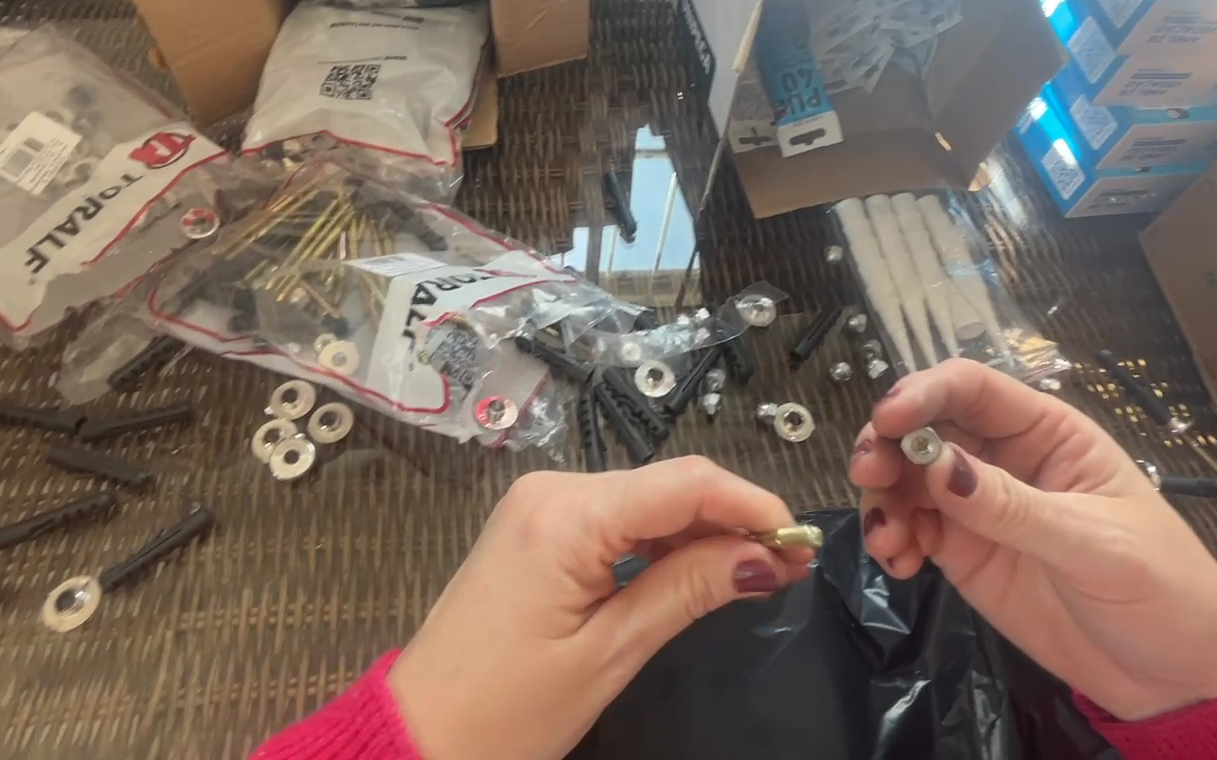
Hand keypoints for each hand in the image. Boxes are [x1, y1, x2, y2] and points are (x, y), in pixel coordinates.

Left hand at [388, 456, 812, 759]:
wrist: (417, 734)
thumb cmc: (508, 709)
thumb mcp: (610, 653)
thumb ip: (688, 589)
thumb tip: (764, 557)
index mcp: (567, 511)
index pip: (682, 483)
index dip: (749, 504)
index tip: (798, 542)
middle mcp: (555, 486)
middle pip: (665, 485)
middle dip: (729, 519)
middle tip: (785, 565)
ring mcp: (543, 501)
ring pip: (645, 498)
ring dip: (699, 530)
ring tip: (753, 570)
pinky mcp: (540, 521)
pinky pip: (616, 515)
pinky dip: (660, 538)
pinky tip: (695, 566)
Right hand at [848, 359, 1216, 721]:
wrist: (1178, 680)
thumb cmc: (1164, 591)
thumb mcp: (1096, 546)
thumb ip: (1013, 506)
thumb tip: (936, 466)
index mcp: (1043, 432)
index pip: (970, 388)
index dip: (923, 392)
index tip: (888, 420)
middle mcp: (999, 455)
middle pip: (923, 426)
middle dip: (886, 443)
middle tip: (867, 475)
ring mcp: (973, 502)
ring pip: (904, 474)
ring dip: (880, 496)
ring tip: (886, 539)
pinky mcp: (959, 546)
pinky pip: (907, 525)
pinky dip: (889, 538)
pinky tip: (897, 563)